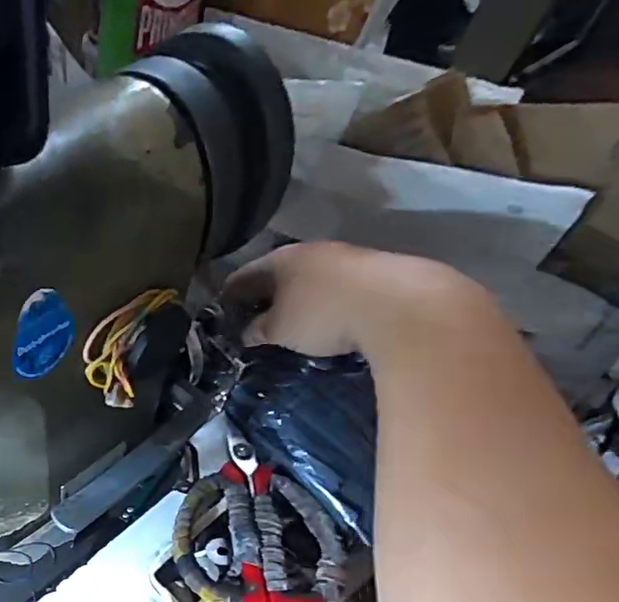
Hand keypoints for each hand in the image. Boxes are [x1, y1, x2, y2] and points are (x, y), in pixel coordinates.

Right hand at [220, 241, 489, 359]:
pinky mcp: (368, 274)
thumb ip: (257, 330)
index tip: (221, 318)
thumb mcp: (279, 330)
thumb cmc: (324, 315)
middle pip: (274, 275)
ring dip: (293, 300)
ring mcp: (342, 258)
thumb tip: (247, 332)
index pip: (241, 277)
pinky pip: (330, 289)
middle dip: (262, 297)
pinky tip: (320, 321)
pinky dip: (319, 304)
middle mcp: (308, 251)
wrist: (397, 306)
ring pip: (305, 280)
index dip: (228, 298)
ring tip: (285, 325)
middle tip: (251, 323)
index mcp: (279, 259)